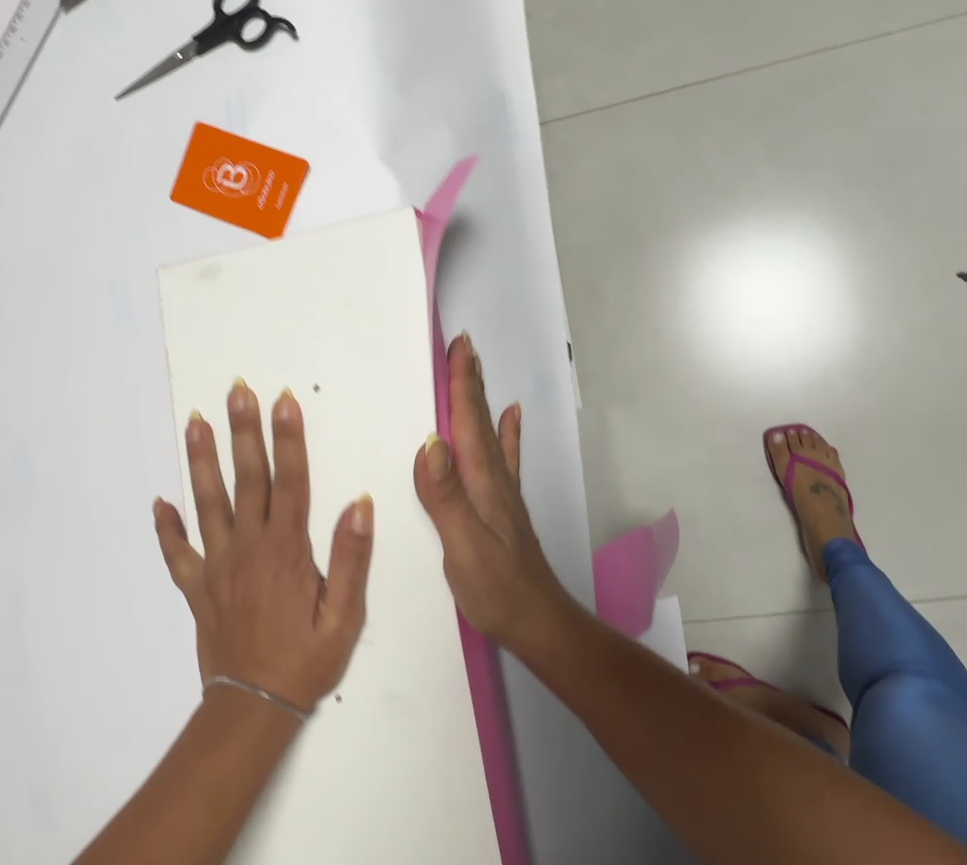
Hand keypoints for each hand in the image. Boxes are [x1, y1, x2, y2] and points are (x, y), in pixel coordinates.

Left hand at [156, 382, 373, 710]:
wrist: (254, 708)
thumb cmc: (306, 660)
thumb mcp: (346, 616)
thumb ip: (352, 558)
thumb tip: (359, 503)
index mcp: (286, 551)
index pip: (290, 481)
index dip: (288, 439)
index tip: (283, 400)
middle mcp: (247, 548)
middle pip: (246, 479)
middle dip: (243, 431)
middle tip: (236, 390)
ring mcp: (216, 566)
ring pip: (207, 503)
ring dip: (201, 460)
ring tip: (195, 421)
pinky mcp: (197, 589)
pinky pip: (177, 553)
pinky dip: (166, 527)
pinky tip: (158, 502)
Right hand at [413, 333, 575, 648]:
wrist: (536, 621)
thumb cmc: (496, 588)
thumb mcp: (463, 546)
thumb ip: (445, 497)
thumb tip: (430, 443)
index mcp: (482, 483)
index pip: (469, 423)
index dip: (463, 384)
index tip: (458, 345)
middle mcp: (494, 480)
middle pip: (481, 420)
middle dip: (470, 381)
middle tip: (463, 344)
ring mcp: (501, 494)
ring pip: (489, 434)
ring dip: (481, 400)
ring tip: (477, 369)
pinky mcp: (503, 509)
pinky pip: (503, 459)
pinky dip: (506, 433)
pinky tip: (510, 418)